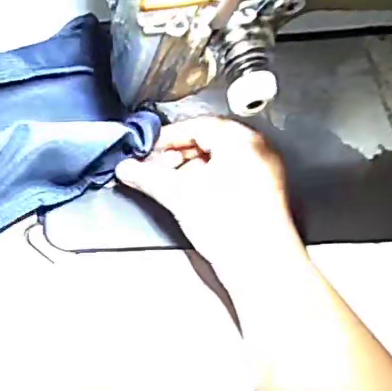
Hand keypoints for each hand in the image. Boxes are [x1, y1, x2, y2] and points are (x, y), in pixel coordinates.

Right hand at [115, 116, 303, 279]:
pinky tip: (192, 200)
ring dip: (189, 171)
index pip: (196, 126)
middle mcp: (257, 151)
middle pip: (207, 142)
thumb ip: (148, 176)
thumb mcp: (178, 195)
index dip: (166, 139)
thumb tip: (128, 169)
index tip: (146, 151)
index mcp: (241, 140)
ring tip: (170, 187)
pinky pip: (229, 178)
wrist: (259, 264)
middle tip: (154, 169)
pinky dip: (206, 183)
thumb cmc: (231, 226)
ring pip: (217, 161)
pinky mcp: (262, 195)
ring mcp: (263, 173)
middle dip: (176, 156)